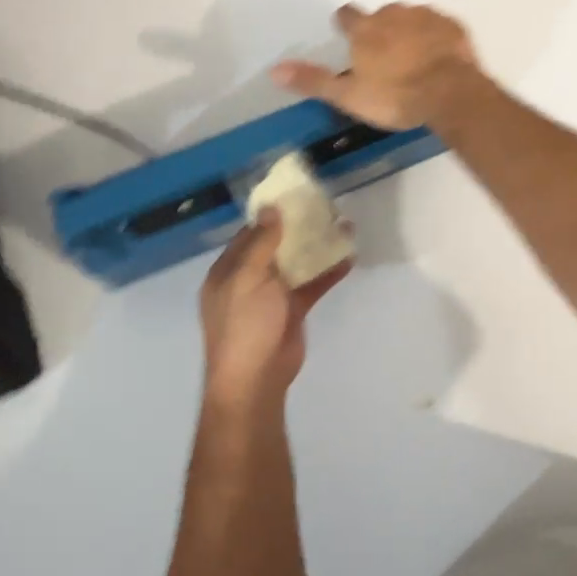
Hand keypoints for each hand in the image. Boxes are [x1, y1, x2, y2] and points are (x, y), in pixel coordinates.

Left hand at [199, 208, 349, 413]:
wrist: (255, 380)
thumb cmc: (244, 325)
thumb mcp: (248, 278)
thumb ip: (261, 243)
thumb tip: (270, 208)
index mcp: (228, 271)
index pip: (249, 234)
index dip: (271, 215)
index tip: (296, 195)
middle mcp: (247, 280)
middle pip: (275, 246)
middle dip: (298, 228)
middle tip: (325, 206)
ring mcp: (270, 296)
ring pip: (296, 263)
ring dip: (316, 247)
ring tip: (343, 225)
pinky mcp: (292, 311)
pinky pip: (311, 285)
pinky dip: (328, 272)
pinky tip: (348, 258)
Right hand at [271, 4, 479, 128]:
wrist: (450, 93)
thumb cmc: (395, 97)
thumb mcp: (349, 96)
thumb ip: (314, 81)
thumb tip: (274, 70)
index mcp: (365, 29)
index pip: (347, 15)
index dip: (346, 25)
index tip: (349, 37)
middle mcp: (394, 13)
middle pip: (382, 15)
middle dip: (382, 30)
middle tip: (387, 57)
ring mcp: (427, 16)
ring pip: (412, 17)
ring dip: (411, 31)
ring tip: (414, 58)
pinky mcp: (453, 26)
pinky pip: (439, 26)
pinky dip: (436, 37)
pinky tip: (439, 56)